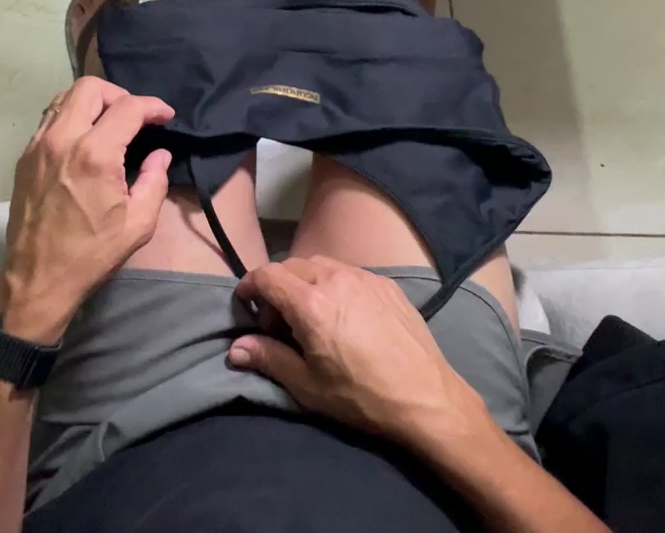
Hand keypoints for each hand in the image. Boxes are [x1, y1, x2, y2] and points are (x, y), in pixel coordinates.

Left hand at [0, 77, 174, 343]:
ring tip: (109, 121)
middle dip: (119, 94)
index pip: (128, 107)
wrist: (38, 279)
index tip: (165, 115)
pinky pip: (49, 118)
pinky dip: (71, 115)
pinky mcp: (25, 156)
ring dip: (92, 101)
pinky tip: (84, 137)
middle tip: (135, 116)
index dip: (152, 106)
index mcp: (95, 154)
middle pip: (90, 87)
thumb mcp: (138, 223)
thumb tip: (159, 155)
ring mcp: (38, 145)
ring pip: (65, 97)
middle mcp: (63, 139)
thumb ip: (154, 180)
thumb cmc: (92, 253)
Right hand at [227, 256, 484, 447]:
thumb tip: (236, 349)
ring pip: (320, 264)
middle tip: (279, 322)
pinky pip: (347, 272)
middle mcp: (335, 279)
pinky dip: (333, 284)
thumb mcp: (309, 386)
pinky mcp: (385, 283)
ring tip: (311, 316)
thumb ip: (269, 359)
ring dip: (304, 282)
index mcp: (311, 304)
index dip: (249, 285)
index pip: (267, 275)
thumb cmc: (363, 397)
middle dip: (277, 287)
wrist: (428, 399)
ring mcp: (363, 277)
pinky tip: (343, 314)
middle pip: (291, 266)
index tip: (245, 302)